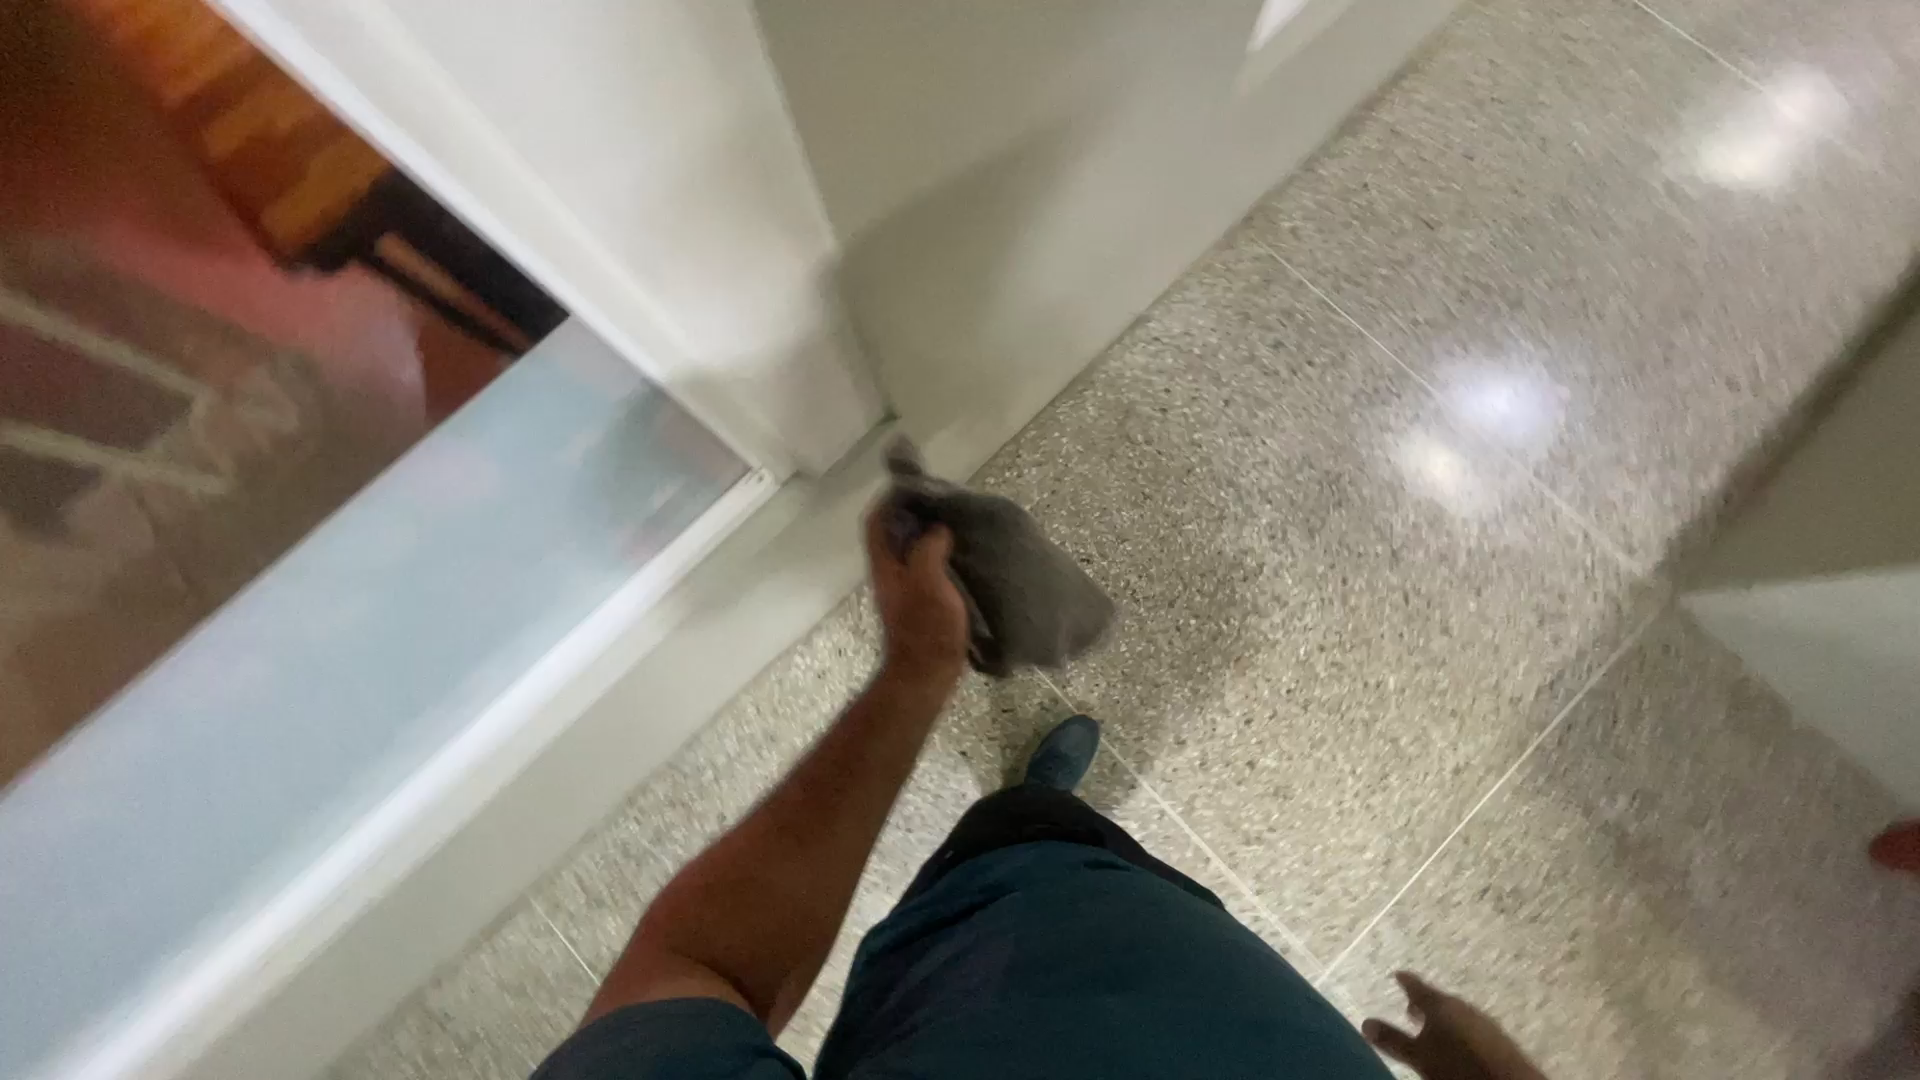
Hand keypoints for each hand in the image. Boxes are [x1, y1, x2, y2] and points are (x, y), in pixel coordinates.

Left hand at [865, 503, 968, 683]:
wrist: (926, 676)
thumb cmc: (926, 628)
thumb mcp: (928, 580)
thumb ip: (929, 548)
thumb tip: (938, 530)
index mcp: (885, 565)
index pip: (876, 522)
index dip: (889, 500)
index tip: (913, 486)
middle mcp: (890, 575)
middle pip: (893, 535)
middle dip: (912, 515)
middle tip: (942, 503)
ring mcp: (904, 592)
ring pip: (911, 553)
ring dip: (928, 536)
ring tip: (955, 524)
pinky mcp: (920, 606)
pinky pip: (926, 570)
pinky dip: (940, 557)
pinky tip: (962, 557)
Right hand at [1363, 972, 1547, 1079]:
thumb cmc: (1459, 1067)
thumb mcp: (1420, 1056)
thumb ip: (1393, 1039)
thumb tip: (1365, 1022)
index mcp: (1440, 1003)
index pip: (1417, 985)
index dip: (1405, 980)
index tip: (1397, 974)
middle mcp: (1462, 1006)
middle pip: (1439, 1000)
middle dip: (1424, 1004)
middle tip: (1410, 1010)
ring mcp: (1485, 1023)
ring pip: (1457, 1015)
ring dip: (1444, 1020)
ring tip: (1433, 1031)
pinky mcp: (1502, 1042)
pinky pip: (1472, 1029)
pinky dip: (1460, 1032)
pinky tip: (1460, 1045)